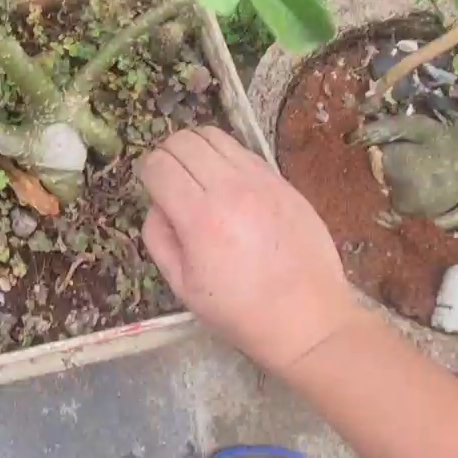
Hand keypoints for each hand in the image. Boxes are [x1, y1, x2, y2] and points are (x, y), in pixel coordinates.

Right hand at [138, 127, 364, 375]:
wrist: (310, 322)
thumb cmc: (241, 312)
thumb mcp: (182, 286)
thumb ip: (158, 236)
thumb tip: (158, 203)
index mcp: (200, 219)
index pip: (158, 165)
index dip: (146, 172)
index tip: (151, 187)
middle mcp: (229, 189)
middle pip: (181, 141)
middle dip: (166, 154)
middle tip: (170, 179)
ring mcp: (260, 180)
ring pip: (211, 135)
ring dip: (194, 148)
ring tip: (197, 173)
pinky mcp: (281, 181)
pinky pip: (241, 150)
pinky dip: (223, 156)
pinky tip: (227, 182)